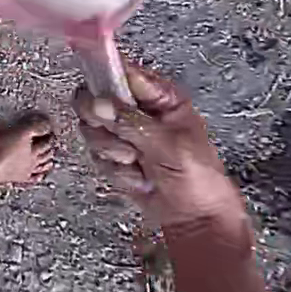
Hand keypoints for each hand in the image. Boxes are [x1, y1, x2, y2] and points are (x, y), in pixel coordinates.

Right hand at [75, 64, 248, 237]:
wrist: (196, 219)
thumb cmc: (199, 177)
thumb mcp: (170, 145)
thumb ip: (132, 123)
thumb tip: (99, 104)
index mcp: (159, 96)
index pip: (122, 72)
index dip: (105, 79)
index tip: (98, 96)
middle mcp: (136, 108)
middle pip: (95, 97)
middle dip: (103, 122)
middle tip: (119, 136)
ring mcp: (123, 131)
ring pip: (91, 127)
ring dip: (111, 150)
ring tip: (136, 162)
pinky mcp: (113, 153)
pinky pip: (95, 153)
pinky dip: (114, 170)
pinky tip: (137, 177)